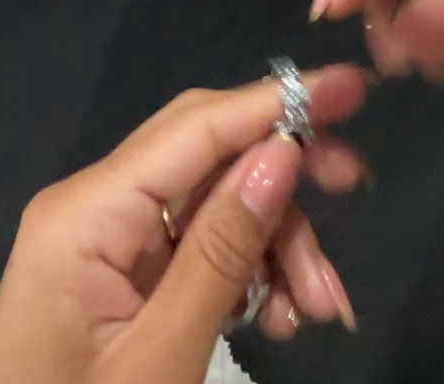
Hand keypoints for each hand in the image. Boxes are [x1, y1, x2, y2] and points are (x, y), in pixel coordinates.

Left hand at [0, 67, 368, 383]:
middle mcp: (96, 202)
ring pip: (215, 201)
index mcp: (88, 210)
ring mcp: (109, 236)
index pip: (197, 126)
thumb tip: (284, 150)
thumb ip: (222, 250)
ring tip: (322, 308)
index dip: (277, 100)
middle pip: (209, 152)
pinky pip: (200, 244)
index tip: (352, 86)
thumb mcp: (160, 358)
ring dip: (278, 242)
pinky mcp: (124, 270)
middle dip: (285, 171)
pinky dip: (251, 270)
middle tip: (355, 185)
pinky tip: (284, 317)